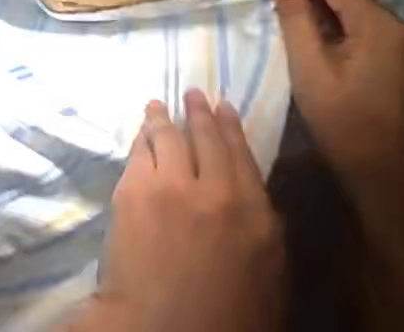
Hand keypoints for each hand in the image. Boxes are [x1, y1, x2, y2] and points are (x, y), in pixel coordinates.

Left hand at [70, 90, 283, 331]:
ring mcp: (172, 185)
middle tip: (193, 93)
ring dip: (163, 117)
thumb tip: (257, 201)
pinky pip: (140, 152)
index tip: (224, 107)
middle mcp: (216, 190)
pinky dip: (142, 138)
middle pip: (205, 137)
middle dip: (199, 111)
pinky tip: (140, 133)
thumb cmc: (224, 323)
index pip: (242, 156)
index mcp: (256, 216)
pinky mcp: (136, 189)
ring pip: (168, 136)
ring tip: (157, 106)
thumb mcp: (267, 283)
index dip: (230, 128)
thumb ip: (264, 234)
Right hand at [271, 0, 403, 179]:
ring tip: (305, 37)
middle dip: (316, 4)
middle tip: (284, 17)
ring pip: (366, 21)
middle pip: (352, 2)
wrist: (394, 182)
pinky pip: (381, 41)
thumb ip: (295, 19)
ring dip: (336, 23)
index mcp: (381, 25)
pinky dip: (356, 40)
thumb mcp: (309, 68)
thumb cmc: (346, 123)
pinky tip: (336, 57)